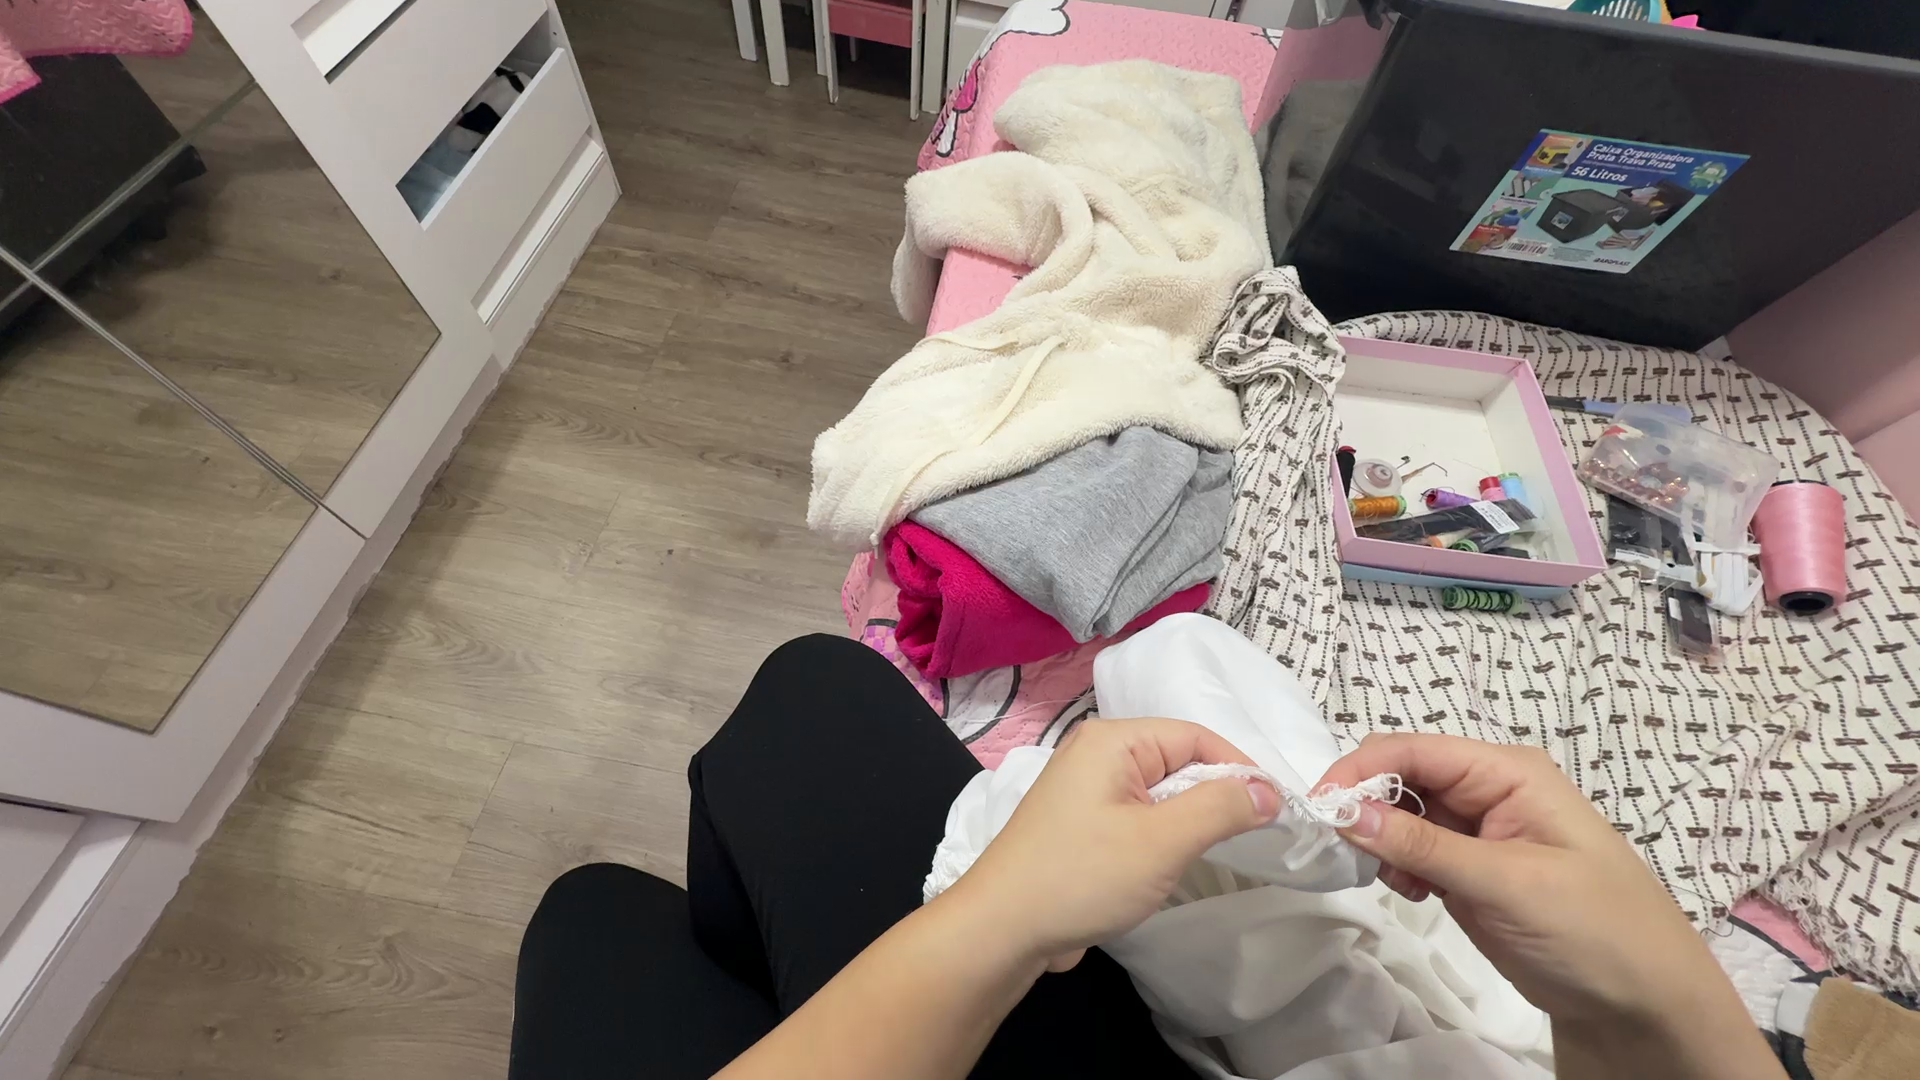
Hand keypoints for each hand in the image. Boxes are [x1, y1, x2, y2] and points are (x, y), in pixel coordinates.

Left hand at [943, 717, 1279, 971]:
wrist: (1005, 925)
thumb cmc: (1084, 874)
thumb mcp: (1162, 840)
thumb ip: (1218, 808)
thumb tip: (1267, 789)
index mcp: (1112, 739)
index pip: (1194, 735)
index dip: (1239, 766)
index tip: (1279, 807)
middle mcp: (1097, 752)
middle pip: (1177, 758)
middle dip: (1216, 792)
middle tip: (1255, 834)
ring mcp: (1086, 787)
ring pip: (1159, 789)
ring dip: (1190, 815)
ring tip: (1218, 848)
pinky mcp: (1083, 820)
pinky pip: (1138, 811)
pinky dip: (1164, 830)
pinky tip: (1175, 859)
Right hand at [1317, 734, 1785, 1079]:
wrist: (1648, 1014)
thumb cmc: (1596, 932)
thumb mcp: (1508, 884)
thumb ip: (1422, 844)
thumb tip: (1341, 811)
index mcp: (1503, 771)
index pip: (1410, 750)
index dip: (1359, 769)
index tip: (1318, 806)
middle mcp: (1483, 788)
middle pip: (1398, 775)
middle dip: (1365, 805)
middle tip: (1344, 846)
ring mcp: (1471, 827)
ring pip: (1395, 811)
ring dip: (1379, 839)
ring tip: (1392, 879)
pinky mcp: (1462, 863)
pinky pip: (1406, 846)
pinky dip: (1394, 863)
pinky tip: (1409, 891)